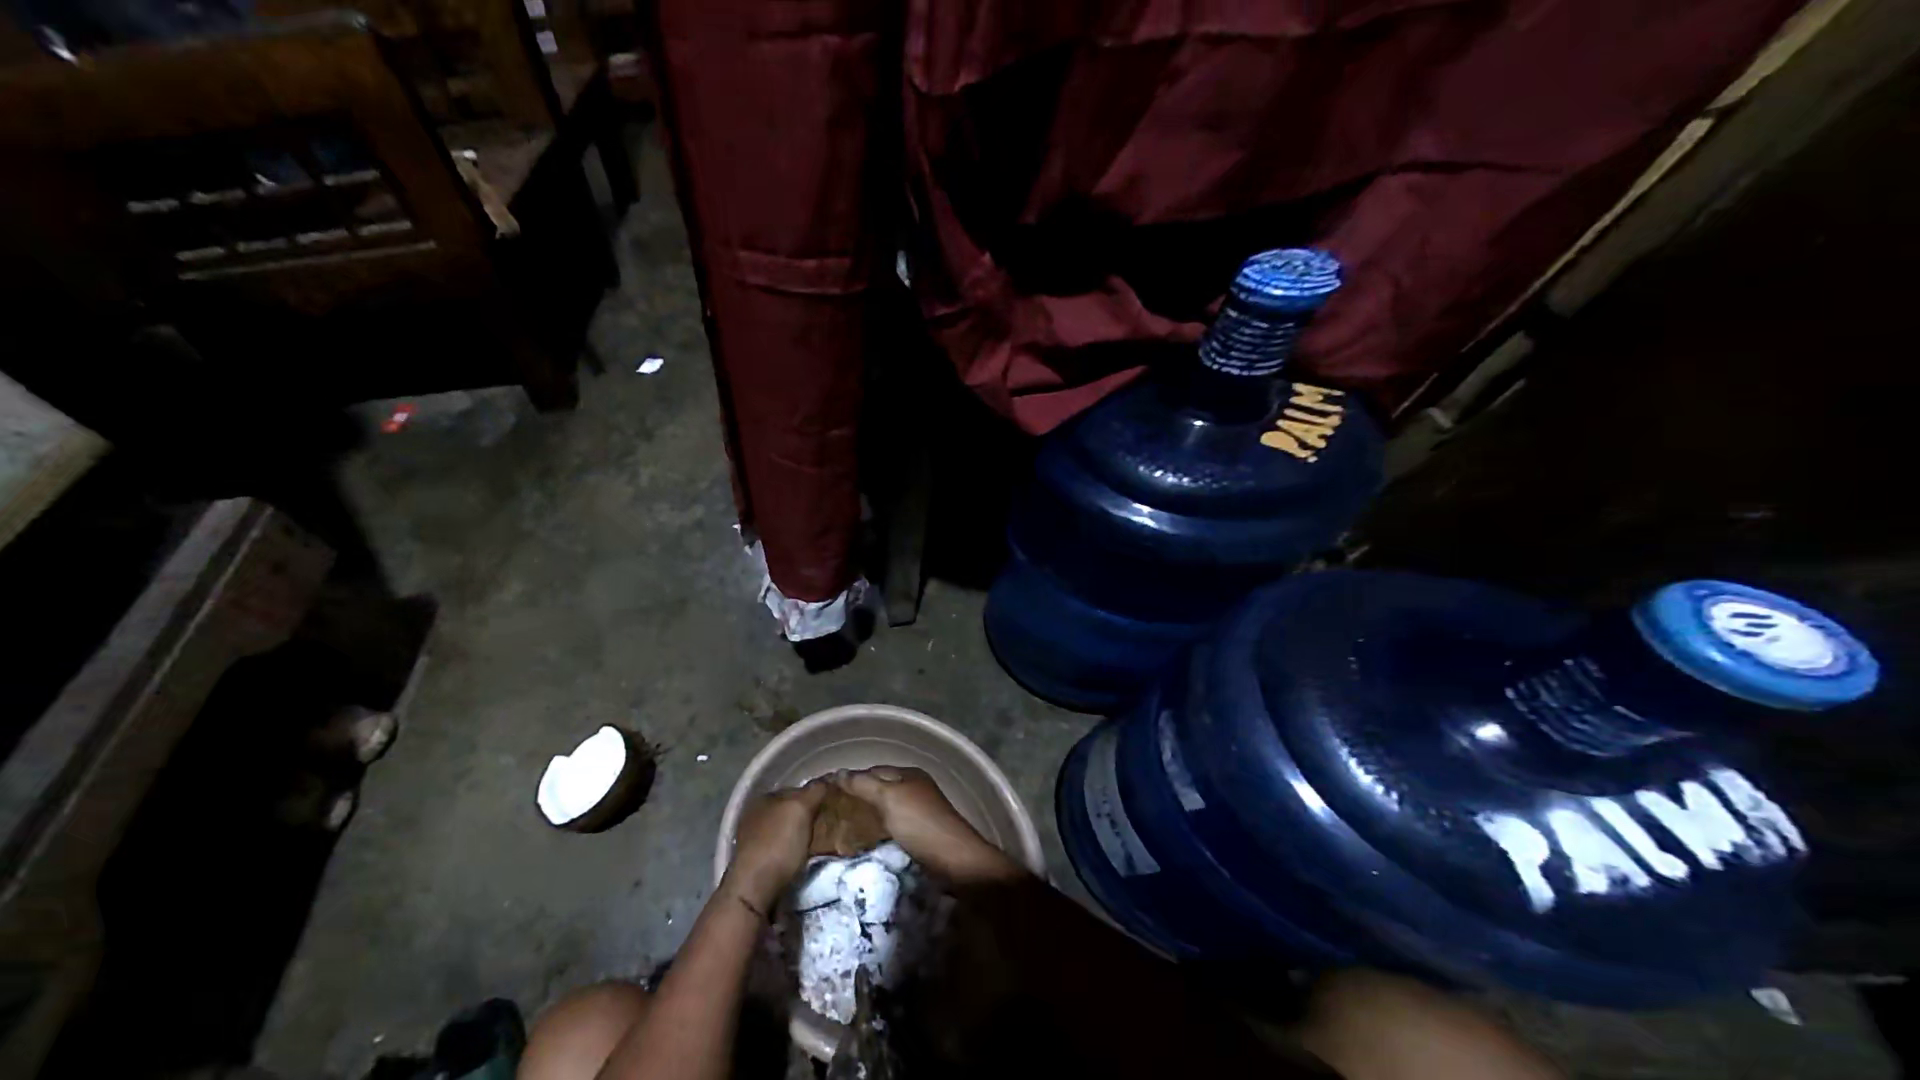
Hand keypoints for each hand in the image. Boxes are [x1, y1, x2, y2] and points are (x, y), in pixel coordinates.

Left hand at [723, 779, 828, 912]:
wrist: (754, 891)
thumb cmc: (777, 844)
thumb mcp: (800, 809)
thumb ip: (814, 791)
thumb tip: (828, 780)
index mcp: (763, 798)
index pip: (797, 789)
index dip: (817, 795)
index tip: (835, 805)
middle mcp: (756, 816)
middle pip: (793, 812)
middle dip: (812, 817)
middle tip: (835, 826)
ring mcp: (755, 841)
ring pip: (790, 832)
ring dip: (805, 837)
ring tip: (827, 844)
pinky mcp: (759, 864)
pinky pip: (785, 851)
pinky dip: (797, 853)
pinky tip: (808, 858)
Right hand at [833, 766, 1024, 883]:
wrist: (954, 861)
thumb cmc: (920, 823)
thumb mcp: (889, 798)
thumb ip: (863, 784)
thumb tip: (837, 772)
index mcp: (908, 774)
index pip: (872, 770)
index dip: (849, 779)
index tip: (823, 793)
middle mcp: (913, 788)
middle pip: (878, 789)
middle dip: (855, 799)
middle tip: (827, 814)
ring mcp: (917, 812)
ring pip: (883, 810)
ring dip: (863, 817)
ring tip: (838, 829)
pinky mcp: (917, 834)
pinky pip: (889, 827)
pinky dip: (875, 832)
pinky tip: (860, 842)